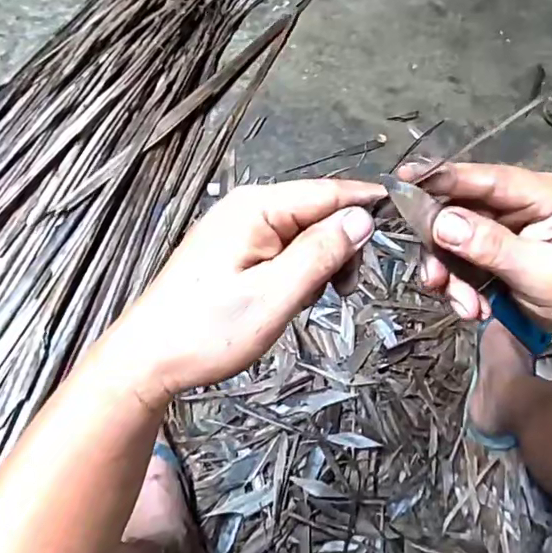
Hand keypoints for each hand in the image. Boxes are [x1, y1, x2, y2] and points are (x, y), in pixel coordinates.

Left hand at [97, 179, 384, 404]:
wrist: (147, 360)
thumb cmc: (204, 332)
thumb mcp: (273, 296)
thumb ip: (320, 254)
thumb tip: (362, 219)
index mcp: (256, 208)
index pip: (329, 191)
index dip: (368, 205)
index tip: (405, 219)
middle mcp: (249, 207)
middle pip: (320, 211)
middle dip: (340, 245)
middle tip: (341, 288)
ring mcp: (242, 227)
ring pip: (307, 232)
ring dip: (321, 262)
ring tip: (307, 298)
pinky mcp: (239, 248)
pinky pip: (288, 247)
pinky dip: (301, 271)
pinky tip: (291, 297)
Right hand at [399, 162, 551, 353]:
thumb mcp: (539, 272)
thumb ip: (490, 246)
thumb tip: (441, 223)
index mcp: (543, 194)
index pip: (486, 178)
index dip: (443, 177)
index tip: (404, 178)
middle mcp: (521, 205)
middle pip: (462, 210)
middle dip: (443, 247)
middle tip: (434, 279)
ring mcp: (508, 229)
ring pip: (457, 239)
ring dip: (453, 275)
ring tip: (464, 306)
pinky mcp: (498, 252)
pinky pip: (464, 261)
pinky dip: (462, 286)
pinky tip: (473, 309)